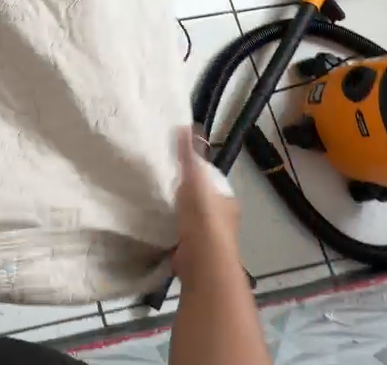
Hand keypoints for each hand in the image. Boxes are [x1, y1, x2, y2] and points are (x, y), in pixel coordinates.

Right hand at [171, 128, 241, 285]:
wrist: (202, 260)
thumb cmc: (203, 217)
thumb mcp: (195, 178)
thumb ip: (189, 155)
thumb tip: (185, 125)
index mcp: (227, 201)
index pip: (214, 182)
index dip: (200, 174)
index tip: (180, 167)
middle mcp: (223, 220)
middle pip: (205, 201)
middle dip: (189, 195)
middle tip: (166, 183)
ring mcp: (209, 239)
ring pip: (194, 219)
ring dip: (181, 213)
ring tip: (159, 201)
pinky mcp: (195, 252)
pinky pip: (183, 235)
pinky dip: (173, 230)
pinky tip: (159, 223)